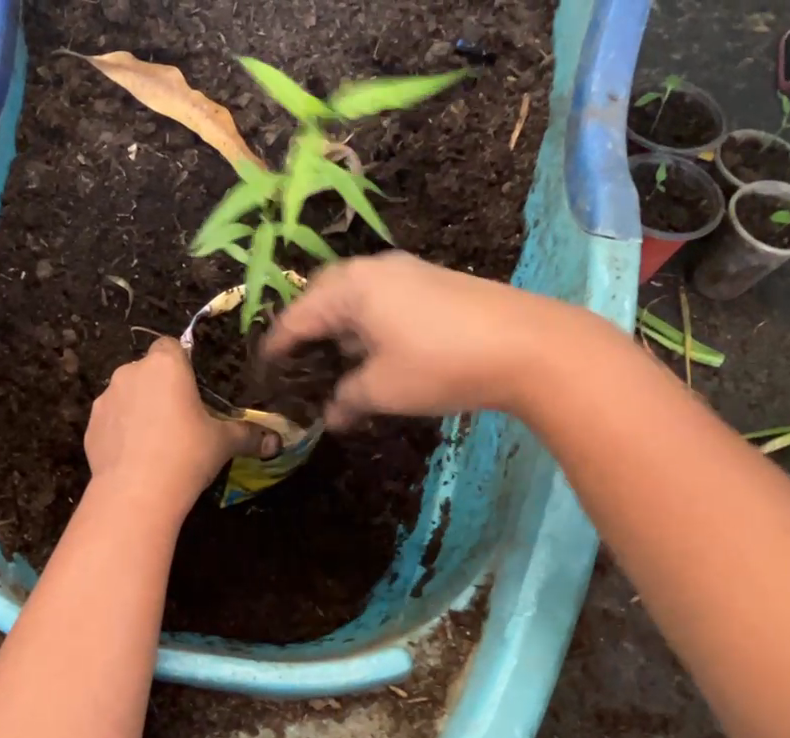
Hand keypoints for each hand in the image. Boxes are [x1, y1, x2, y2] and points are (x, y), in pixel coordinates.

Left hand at [86, 337, 277, 510]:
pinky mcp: (91, 427)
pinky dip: (121, 434)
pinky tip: (136, 459)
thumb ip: (248, 436)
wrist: (137, 492)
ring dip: (139, 411)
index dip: (181, 365)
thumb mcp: (223, 443)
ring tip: (156, 443)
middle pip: (147, 372)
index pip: (171, 346)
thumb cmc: (186, 454)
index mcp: (165, 365)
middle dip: (160, 390)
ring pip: (126, 397)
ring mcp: (105, 399)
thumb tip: (276, 442)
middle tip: (180, 421)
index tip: (193, 390)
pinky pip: (111, 423)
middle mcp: (130, 373)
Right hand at [260, 251, 613, 427]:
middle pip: (322, 297)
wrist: (528, 346)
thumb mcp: (382, 389)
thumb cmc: (440, 364)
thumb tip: (330, 416)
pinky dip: (365, 325)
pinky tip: (372, 354)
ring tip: (331, 363)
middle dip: (305, 330)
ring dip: (338, 328)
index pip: (296, 318)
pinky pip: (380, 301)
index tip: (261, 374)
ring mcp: (407, 273)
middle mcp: (373, 270)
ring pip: (354, 298)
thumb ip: (346, 399)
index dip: (276, 349)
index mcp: (350, 288)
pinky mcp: (432, 285)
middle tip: (293, 365)